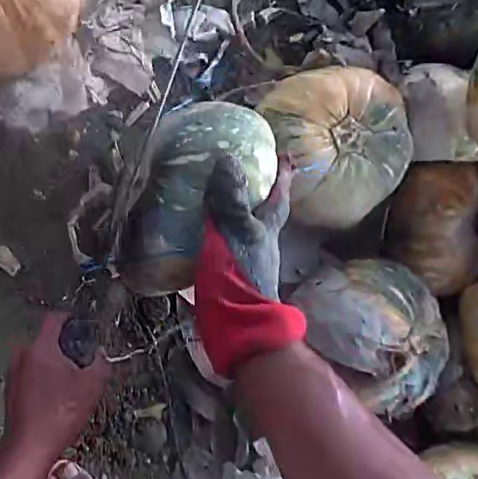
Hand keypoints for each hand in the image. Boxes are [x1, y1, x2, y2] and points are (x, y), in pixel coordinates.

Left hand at [3, 311, 111, 458]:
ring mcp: (14, 372)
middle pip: (48, 340)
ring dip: (54, 367)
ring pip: (39, 359)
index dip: (71, 319)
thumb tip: (100, 356)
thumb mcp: (91, 386)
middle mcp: (23, 355)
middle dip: (65, 350)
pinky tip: (55, 399)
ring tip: (68, 387)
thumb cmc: (56, 417)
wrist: (29, 446)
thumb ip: (100, 363)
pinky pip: (31, 375)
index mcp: (41, 348)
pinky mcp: (11, 388)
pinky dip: (43, 381)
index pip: (55, 318)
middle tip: (80, 365)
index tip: (80, 326)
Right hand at [194, 154, 304, 377]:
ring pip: (239, 227)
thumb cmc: (240, 274)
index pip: (279, 196)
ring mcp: (243, 259)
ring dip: (230, 211)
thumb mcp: (235, 230)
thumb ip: (231, 199)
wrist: (234, 323)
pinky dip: (209, 231)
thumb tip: (228, 160)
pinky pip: (218, 243)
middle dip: (254, 191)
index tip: (284, 156)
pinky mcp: (225, 272)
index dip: (282, 176)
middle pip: (261, 211)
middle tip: (241, 170)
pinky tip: (193, 229)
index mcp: (267, 228)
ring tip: (211, 194)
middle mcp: (259, 242)